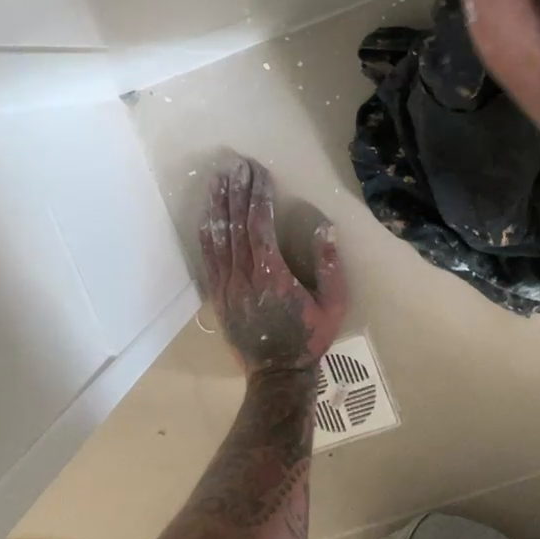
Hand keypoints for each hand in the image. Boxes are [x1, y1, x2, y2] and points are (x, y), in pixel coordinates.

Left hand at [199, 154, 348, 378]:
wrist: (277, 374)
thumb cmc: (309, 337)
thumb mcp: (333, 304)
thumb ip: (329, 266)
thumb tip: (326, 229)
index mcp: (272, 274)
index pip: (260, 223)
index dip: (258, 194)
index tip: (259, 171)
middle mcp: (244, 275)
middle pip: (236, 224)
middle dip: (237, 190)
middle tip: (237, 164)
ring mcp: (226, 285)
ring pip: (217, 237)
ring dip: (218, 205)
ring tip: (218, 178)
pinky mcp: (217, 295)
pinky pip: (208, 258)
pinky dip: (206, 232)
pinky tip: (207, 214)